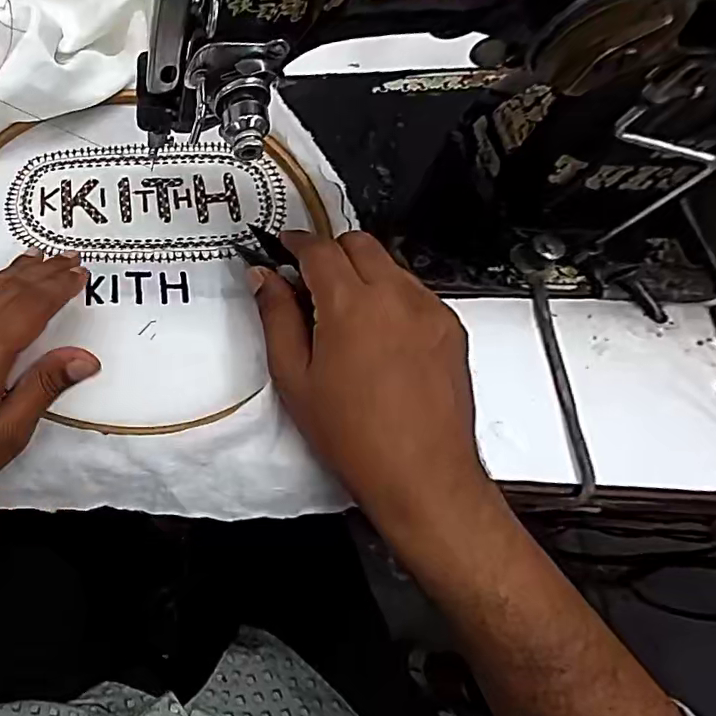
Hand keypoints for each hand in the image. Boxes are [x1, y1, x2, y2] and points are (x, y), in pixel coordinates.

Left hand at [0, 247, 98, 545]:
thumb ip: (42, 388)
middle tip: (67, 257)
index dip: (58, 288)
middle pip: (8, 290)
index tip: (79, 272)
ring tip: (35, 256)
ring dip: (10, 271)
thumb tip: (84, 357)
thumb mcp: (4, 437)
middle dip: (41, 273)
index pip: (32, 307)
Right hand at [251, 230, 490, 530]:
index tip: (283, 246)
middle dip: (328, 250)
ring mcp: (430, 312)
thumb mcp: (293, 375)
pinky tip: (372, 332)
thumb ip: (275, 316)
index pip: (319, 249)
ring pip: (388, 264)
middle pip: (358, 243)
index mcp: (351, 306)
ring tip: (338, 313)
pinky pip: (413, 291)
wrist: (420, 473)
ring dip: (359, 272)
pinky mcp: (450, 329)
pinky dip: (388, 295)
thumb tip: (264, 279)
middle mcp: (397, 299)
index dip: (295, 242)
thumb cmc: (355, 434)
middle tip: (306, 278)